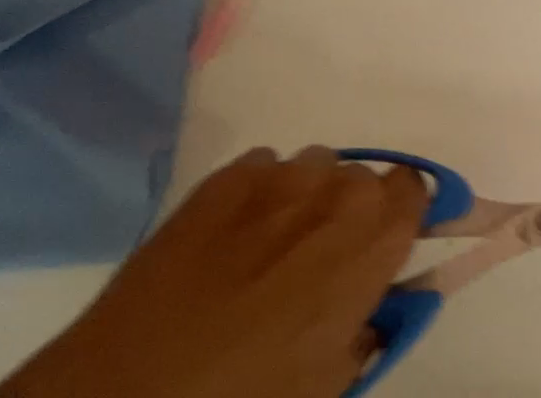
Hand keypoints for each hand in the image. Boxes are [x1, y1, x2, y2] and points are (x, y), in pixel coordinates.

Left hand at [0, 146, 426, 397]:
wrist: (125, 394)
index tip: (380, 244)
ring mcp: (277, 181)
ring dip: (306, 195)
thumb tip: (377, 305)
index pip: (415, 189)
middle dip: (349, 208)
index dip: (398, 214)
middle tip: (319, 256)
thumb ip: (370, 327)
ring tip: (270, 241)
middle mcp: (338, 194)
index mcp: (376, 238)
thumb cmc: (247, 392)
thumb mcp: (332, 377)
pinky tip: (232, 231)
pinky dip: (259, 190)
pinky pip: (262, 165)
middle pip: (363, 177)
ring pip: (314, 165)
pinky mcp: (219, 183)